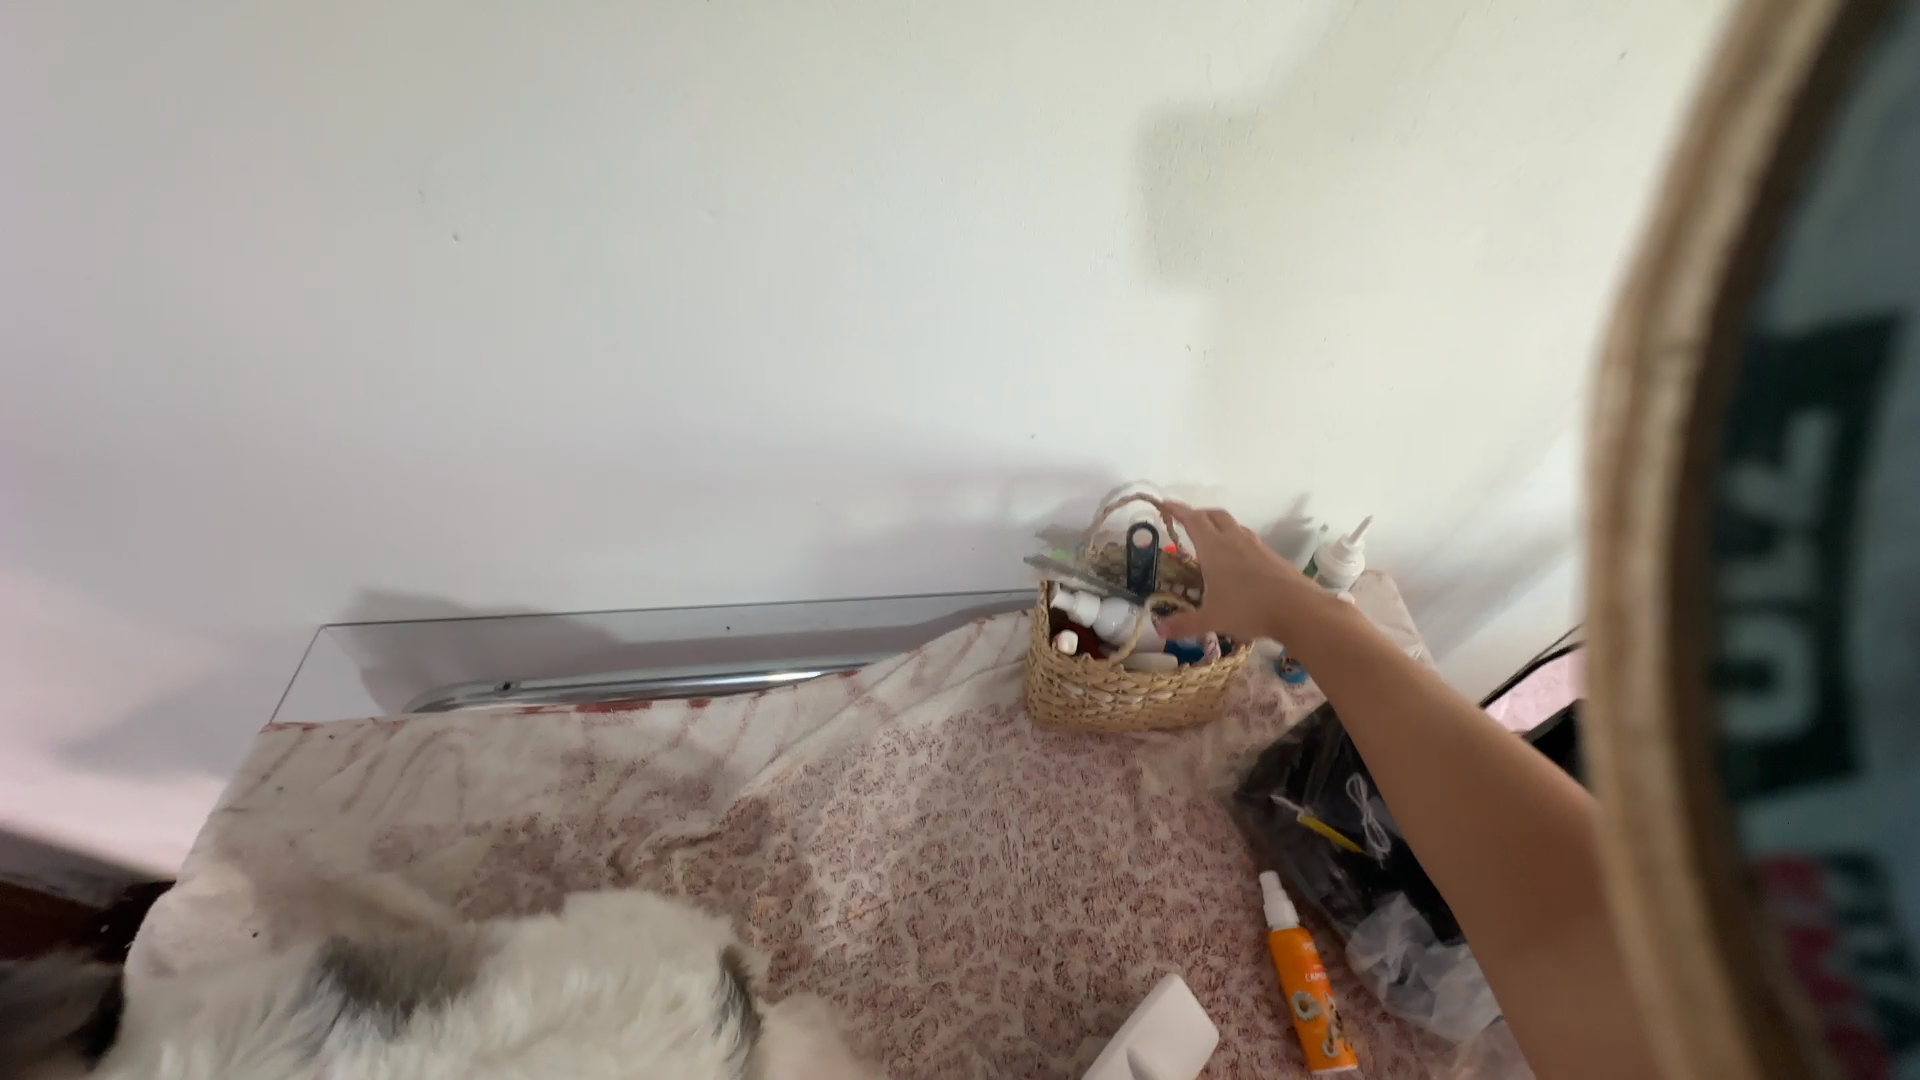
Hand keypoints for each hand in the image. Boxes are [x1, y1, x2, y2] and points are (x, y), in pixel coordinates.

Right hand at [1156, 502, 1332, 641]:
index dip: (1177, 510)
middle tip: (1186, 522)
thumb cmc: (1249, 609)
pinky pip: (1249, 541)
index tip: (1165, 504)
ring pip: (1234, 526)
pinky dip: (1236, 542)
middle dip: (1198, 514)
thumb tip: (1159, 629)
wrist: (1300, 610)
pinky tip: (1236, 562)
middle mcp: (1234, 540)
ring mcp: (1256, 547)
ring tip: (1210, 541)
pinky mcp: (1272, 557)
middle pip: (1214, 515)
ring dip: (1219, 526)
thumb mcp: (1211, 619)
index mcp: (1214, 548)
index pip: (1193, 519)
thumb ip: (1184, 624)